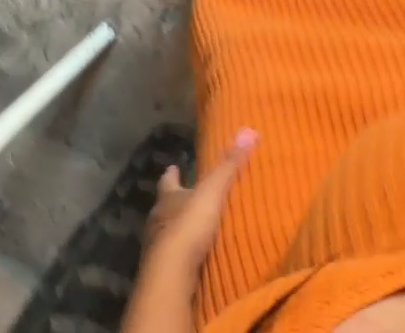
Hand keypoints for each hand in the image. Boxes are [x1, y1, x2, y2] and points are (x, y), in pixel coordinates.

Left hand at [145, 127, 256, 272]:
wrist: (171, 273)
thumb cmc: (189, 225)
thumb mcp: (212, 191)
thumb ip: (228, 165)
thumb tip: (248, 130)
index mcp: (167, 198)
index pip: (167, 181)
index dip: (171, 174)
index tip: (172, 166)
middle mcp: (157, 219)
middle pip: (164, 206)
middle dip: (174, 202)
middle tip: (186, 197)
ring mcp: (156, 246)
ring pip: (166, 232)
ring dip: (177, 229)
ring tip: (192, 228)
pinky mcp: (161, 270)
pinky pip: (172, 257)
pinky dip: (181, 254)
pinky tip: (192, 256)